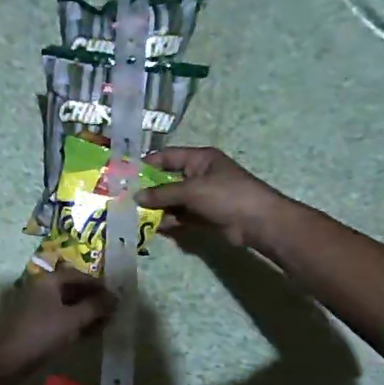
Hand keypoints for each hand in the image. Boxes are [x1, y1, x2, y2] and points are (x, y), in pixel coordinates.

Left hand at [0, 267, 117, 384]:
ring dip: (86, 313)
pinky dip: (75, 324)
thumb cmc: (41, 333)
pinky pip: (59, 319)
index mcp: (48, 281)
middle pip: (72, 290)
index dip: (99, 285)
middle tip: (113, 312)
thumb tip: (116, 297)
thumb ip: (96, 307)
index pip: (78, 275)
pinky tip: (89, 334)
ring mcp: (35, 308)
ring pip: (66, 306)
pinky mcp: (33, 325)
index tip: (116, 296)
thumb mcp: (73, 319)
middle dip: (93, 300)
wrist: (7, 359)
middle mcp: (40, 289)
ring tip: (105, 324)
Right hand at [135, 147, 286, 246]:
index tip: (126, 174)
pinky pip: (180, 216)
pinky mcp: (203, 216)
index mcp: (199, 159)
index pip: (167, 156)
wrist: (257, 222)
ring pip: (172, 201)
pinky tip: (152, 227)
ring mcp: (201, 197)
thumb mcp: (192, 190)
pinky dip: (168, 221)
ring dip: (156, 208)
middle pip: (167, 180)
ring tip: (134, 215)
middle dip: (148, 190)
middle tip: (126, 198)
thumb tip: (136, 196)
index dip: (147, 163)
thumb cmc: (227, 196)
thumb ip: (163, 194)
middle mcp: (199, 175)